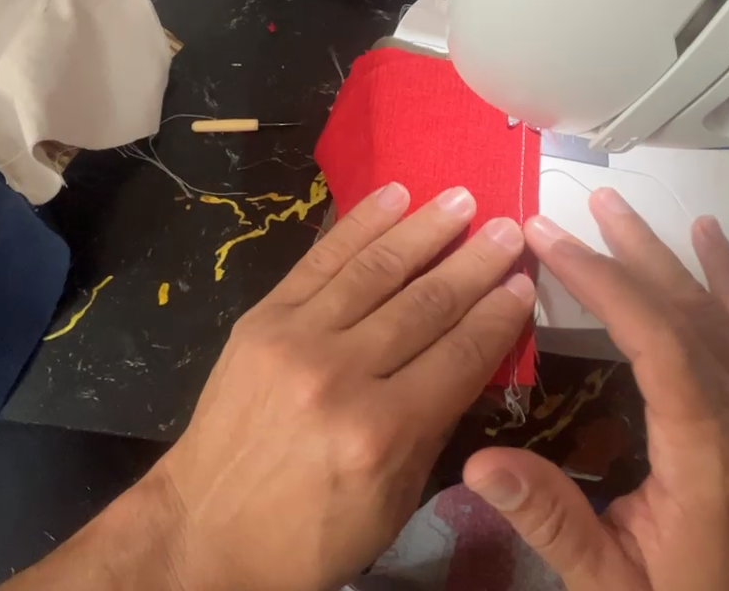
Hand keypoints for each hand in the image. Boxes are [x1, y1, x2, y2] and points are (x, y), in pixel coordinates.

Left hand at [10, 182, 535, 590]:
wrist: (203, 527)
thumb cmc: (309, 531)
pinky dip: (359, 223)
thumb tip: (473, 352)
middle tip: (508, 228)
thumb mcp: (392, 502)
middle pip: (425, 304)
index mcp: (382, 432)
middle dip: (474, 263)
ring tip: (460, 198)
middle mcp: (342, 374)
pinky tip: (393, 196)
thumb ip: (435, 422)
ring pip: (376, 269)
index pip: (460, 355)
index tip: (525, 280)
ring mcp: (297, 337)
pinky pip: (320, 259)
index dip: (498, 314)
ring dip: (424, 228)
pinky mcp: (263, 316)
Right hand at [463, 188, 728, 590]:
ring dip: (665, 252)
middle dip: (624, 252)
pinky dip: (727, 275)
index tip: (549, 238)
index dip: (601, 280)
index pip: (656, 340)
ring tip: (617, 208)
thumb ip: (552, 521)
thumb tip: (476, 461)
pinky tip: (709, 237)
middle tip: (573, 207)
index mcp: (709, 453)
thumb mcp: (614, 587)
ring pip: (717, 309)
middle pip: (685, 310)